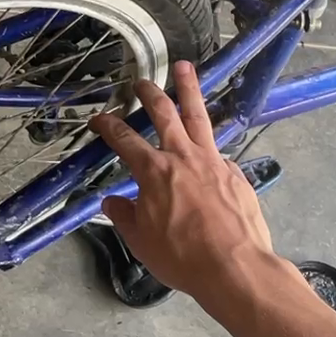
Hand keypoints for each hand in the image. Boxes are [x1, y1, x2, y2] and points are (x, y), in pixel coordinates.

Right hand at [89, 61, 278, 306]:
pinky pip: (220, 154)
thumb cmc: (183, 257)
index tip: (98, 118)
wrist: (237, 269)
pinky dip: (212, 148)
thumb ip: (125, 217)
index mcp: (154, 171)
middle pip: (164, 112)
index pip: (124, 139)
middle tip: (141, 81)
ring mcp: (213, 161)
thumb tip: (111, 202)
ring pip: (199, 115)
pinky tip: (211, 154)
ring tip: (185, 67)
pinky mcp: (236, 174)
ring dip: (189, 89)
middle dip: (149, 92)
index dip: (108, 125)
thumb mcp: (141, 242)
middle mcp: (182, 156)